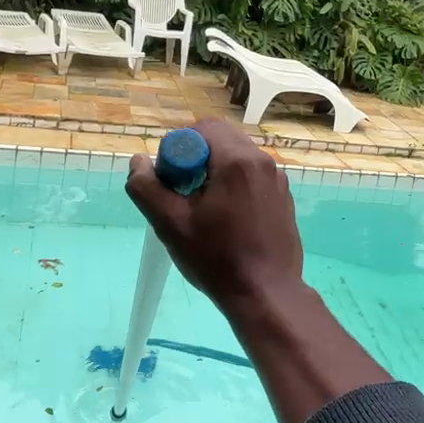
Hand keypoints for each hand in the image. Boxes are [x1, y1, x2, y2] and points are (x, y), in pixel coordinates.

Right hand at [125, 117, 302, 307]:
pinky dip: (236, 186)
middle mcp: (263, 161)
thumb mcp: (170, 224)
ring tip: (205, 210)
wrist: (266, 294)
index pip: (202, 128)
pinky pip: (253, 176)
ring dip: (216, 172)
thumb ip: (147, 187)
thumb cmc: (216, 259)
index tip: (173, 182)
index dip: (180, 149)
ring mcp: (278, 179)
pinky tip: (229, 220)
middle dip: (197, 159)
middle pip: (222, 139)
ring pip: (238, 158)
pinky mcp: (284, 197)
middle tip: (184, 194)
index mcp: (238, 160)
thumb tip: (139, 161)